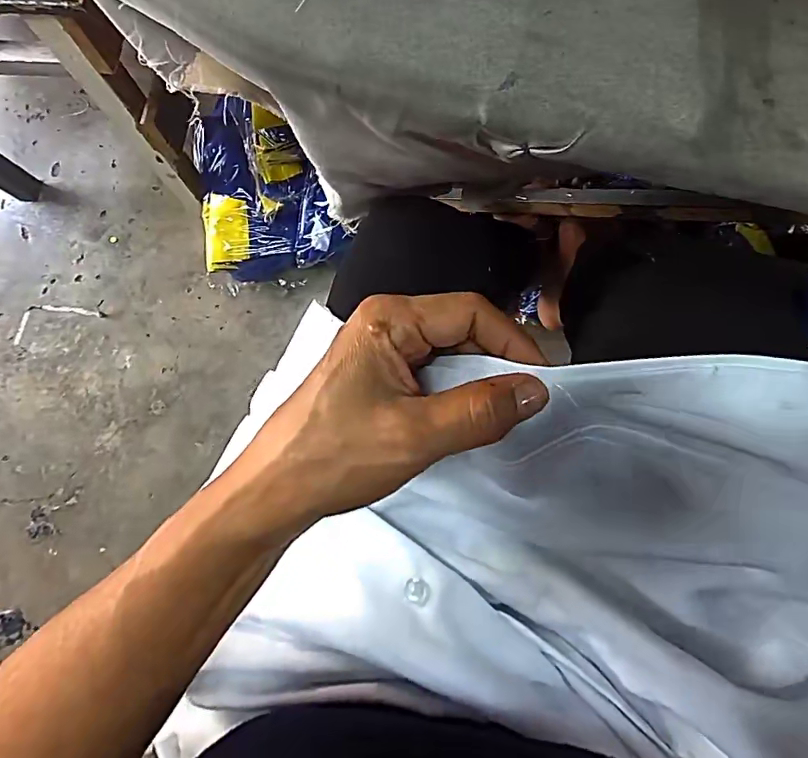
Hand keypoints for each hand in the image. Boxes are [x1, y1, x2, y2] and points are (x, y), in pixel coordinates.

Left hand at [219, 293, 549, 526]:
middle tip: (523, 399)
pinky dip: (458, 390)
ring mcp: (382, 345)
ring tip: (500, 410)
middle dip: (497, 361)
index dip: (513, 342)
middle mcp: (387, 320)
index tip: (539, 380)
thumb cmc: (332, 458)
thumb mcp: (415, 436)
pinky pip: (434, 368)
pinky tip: (468, 415)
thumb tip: (535, 392)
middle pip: (463, 326)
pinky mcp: (380, 370)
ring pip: (451, 349)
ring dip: (478, 378)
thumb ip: (480, 411)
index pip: (472, 312)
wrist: (269, 495)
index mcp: (390, 318)